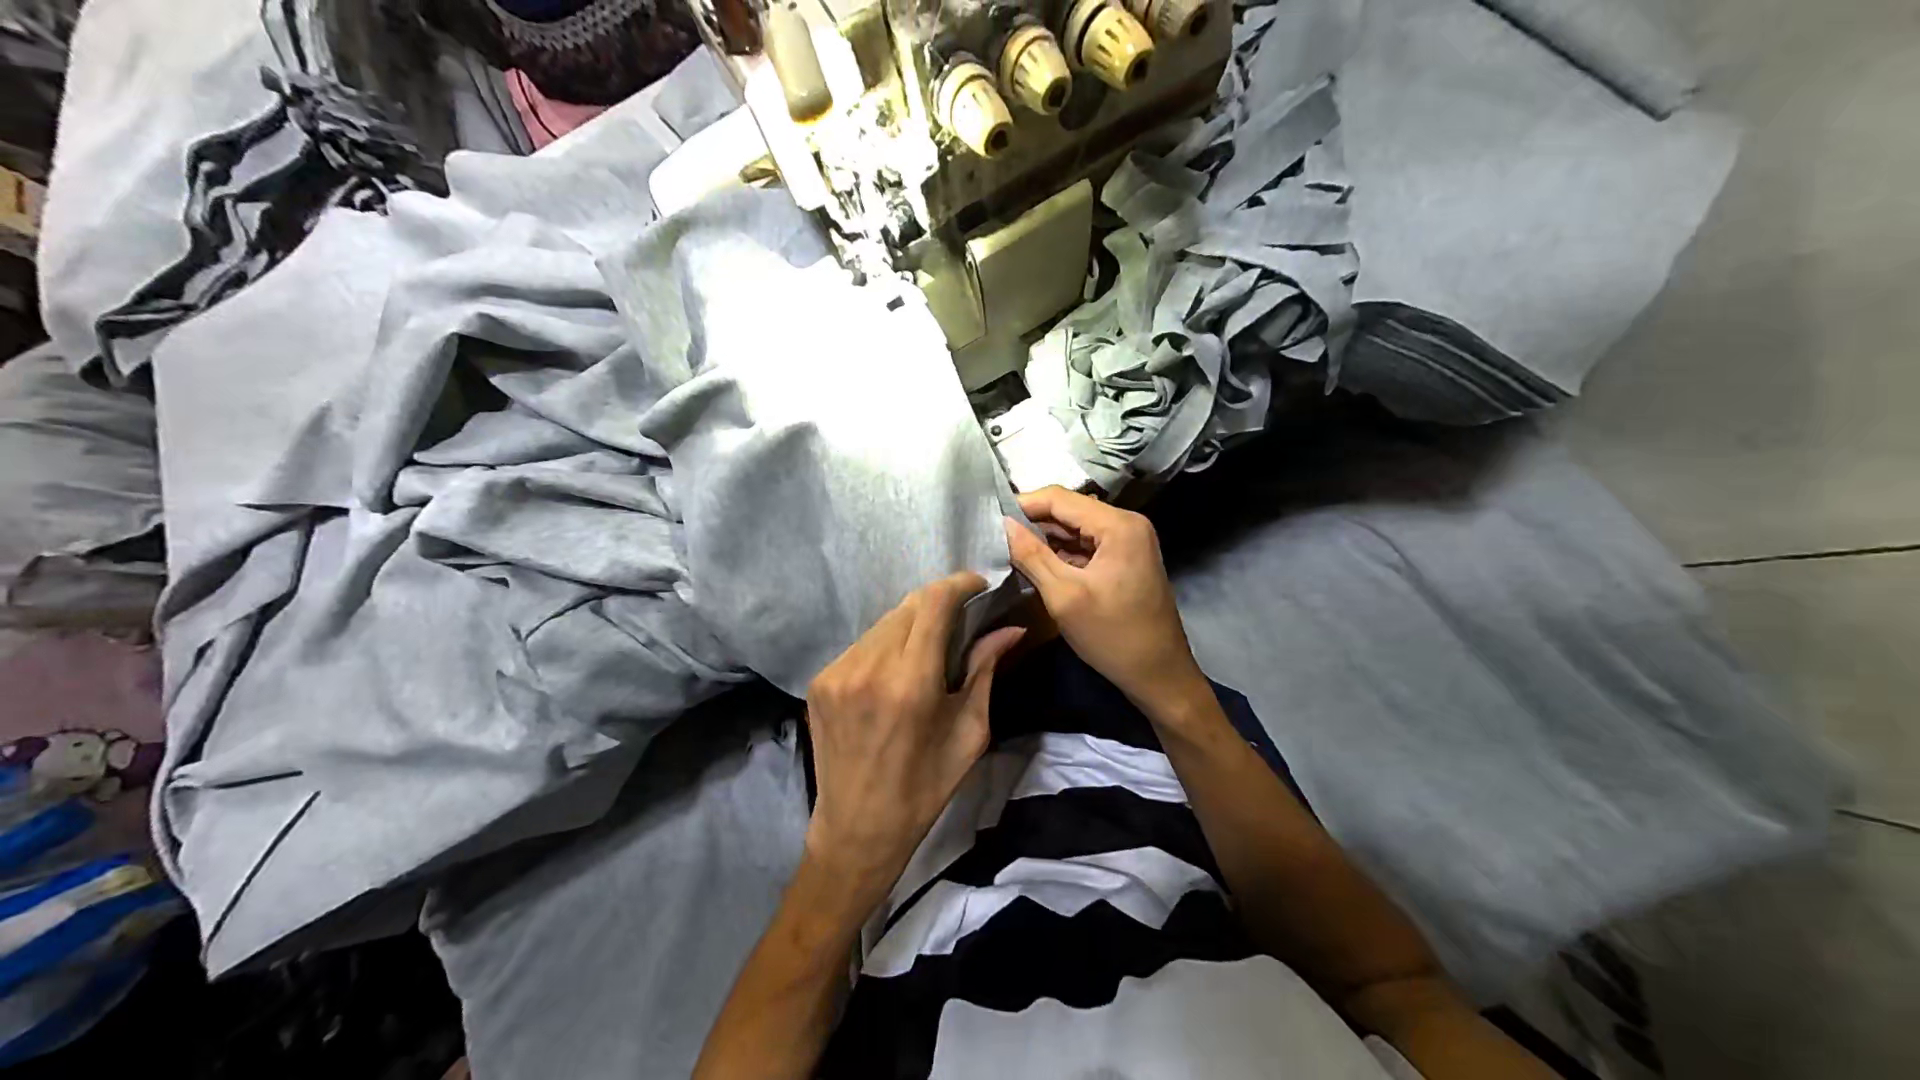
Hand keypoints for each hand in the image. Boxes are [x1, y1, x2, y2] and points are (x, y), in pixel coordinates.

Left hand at [804, 572, 1025, 901]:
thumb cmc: (925, 787)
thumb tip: (1010, 629)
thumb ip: (985, 670)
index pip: (933, 603)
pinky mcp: (819, 681)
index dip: (958, 583)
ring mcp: (837, 672)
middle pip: (907, 606)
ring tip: (928, 646)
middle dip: (937, 602)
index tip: (978, 584)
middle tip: (959, 615)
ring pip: (882, 623)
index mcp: (911, 682)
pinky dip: (884, 645)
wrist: (857, 827)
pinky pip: (861, 645)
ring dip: (910, 623)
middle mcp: (868, 667)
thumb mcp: (969, 732)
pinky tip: (895, 669)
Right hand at [1003, 486, 1208, 716]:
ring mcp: (1129, 542)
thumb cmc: (1113, 636)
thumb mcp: (1064, 596)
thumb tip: (1002, 523)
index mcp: (1118, 525)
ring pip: (1075, 529)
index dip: (1022, 505)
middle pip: (1068, 510)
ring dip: (1044, 539)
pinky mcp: (1125, 560)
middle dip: (1032, 523)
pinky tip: (1036, 565)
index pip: (1059, 498)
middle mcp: (1127, 524)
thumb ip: (1031, 555)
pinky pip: (1086, 546)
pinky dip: (1061, 553)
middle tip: (995, 539)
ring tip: (1009, 551)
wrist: (1160, 675)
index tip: (989, 520)